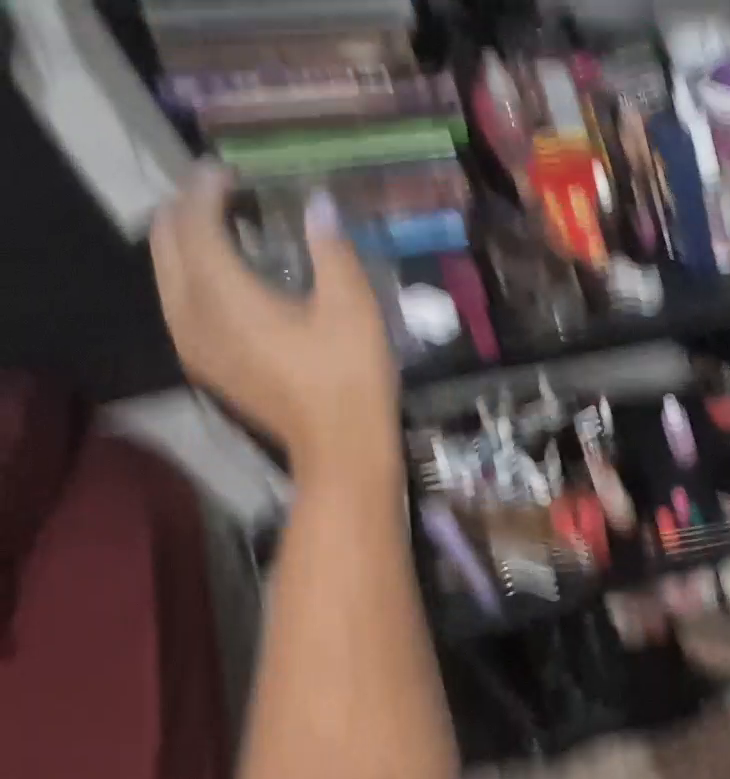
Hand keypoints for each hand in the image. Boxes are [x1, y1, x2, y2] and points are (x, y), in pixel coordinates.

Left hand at [149, 165, 399, 477]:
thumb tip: (319, 205)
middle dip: (190, 210)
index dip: (207, 189)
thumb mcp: (354, 310)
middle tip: (229, 197)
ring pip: (168, 271)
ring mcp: (190, 339)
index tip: (231, 171)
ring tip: (233, 234)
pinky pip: (182, 301)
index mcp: (222, 292)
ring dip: (191, 244)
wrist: (340, 446)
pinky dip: (199, 277)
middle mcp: (188, 309)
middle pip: (166, 240)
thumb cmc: (351, 376)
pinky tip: (238, 284)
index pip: (194, 221)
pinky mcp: (204, 360)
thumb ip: (332, 252)